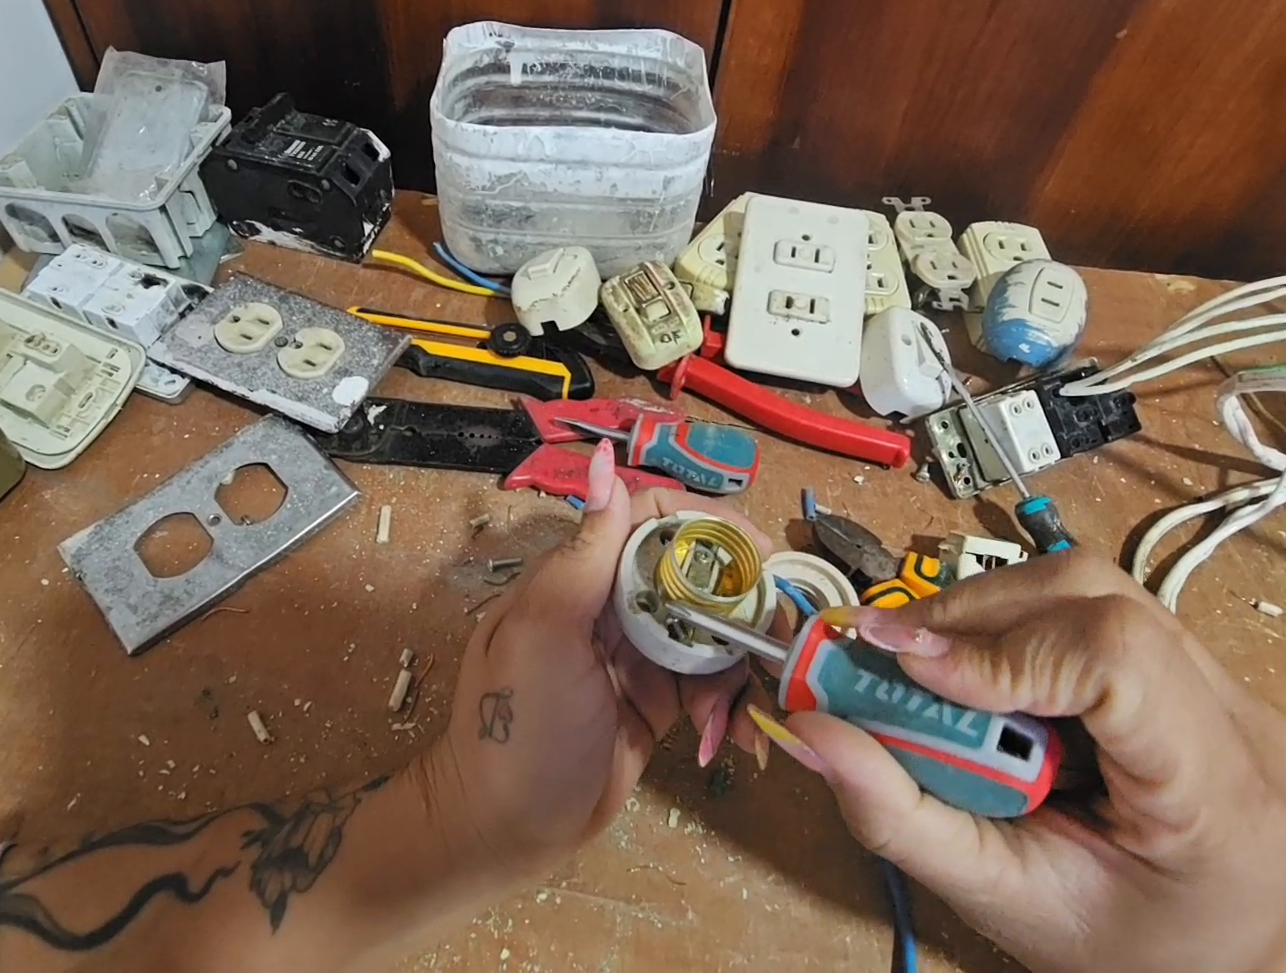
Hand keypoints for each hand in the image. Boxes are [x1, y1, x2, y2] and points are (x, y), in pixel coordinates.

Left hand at [415, 440, 774, 882]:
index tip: (762, 555)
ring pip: (715, 631)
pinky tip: (729, 741)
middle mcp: (617, 602)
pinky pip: (712, 684)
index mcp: (586, 573)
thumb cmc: (519, 724)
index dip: (710, 525)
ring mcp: (642, 652)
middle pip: (698, 574)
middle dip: (743, 606)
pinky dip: (729, 707)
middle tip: (779, 645)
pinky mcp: (661, 698)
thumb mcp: (545, 630)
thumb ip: (586, 549)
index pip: (656, 518)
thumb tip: (602, 458)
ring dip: (740, 669)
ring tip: (742, 717)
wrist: (505, 828)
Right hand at [753, 551, 1285, 972]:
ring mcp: (1217, 677)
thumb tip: (807, 729)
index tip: (899, 663)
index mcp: (1218, 795)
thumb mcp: (997, 898)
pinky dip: (1002, 617)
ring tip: (920, 655)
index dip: (997, 648)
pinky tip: (970, 663)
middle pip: (1090, 596)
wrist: (1213, 948)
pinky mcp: (1183, 660)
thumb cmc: (1114, 941)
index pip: (1116, 659)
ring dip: (979, 608)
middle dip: (967, 613)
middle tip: (883, 651)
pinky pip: (1079, 602)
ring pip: (1082, 583)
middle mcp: (1235, 714)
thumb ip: (897, 816)